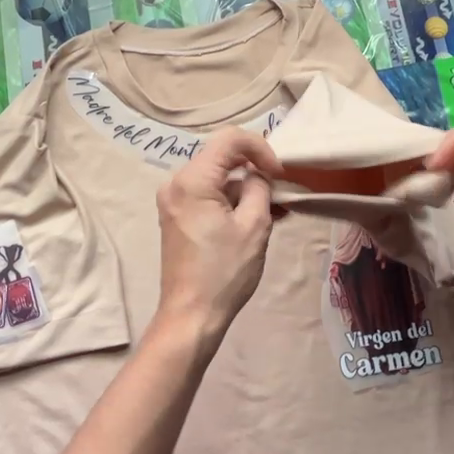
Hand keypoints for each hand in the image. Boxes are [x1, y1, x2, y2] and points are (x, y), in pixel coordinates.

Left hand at [154, 128, 284, 343]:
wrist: (191, 315)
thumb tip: (257, 176)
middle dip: (254, 170)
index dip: (260, 148)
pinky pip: (208, 195)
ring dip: (246, 189)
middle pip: (222, 157)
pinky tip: (256, 219)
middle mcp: (176, 183)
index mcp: (192, 180)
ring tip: (276, 212)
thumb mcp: (254, 225)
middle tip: (280, 194)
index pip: (230, 139)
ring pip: (217, 178)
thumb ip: (259, 188)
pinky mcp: (177, 216)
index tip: (279, 174)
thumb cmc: (224, 271)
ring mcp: (173, 200)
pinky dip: (232, 201)